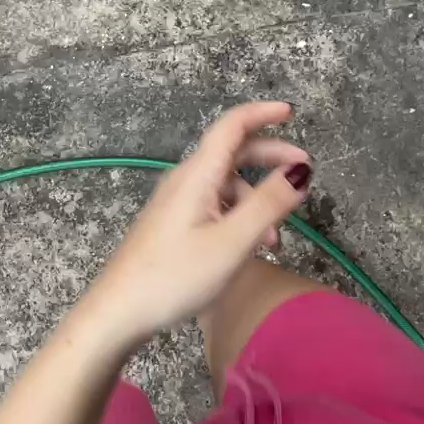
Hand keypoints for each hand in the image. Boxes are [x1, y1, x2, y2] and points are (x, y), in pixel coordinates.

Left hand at [77, 101, 311, 345]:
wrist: (118, 311)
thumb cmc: (175, 276)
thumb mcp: (231, 243)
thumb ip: (268, 204)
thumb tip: (301, 169)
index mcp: (198, 173)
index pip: (232, 125)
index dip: (262, 113)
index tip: (291, 111)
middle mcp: (186, 178)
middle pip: (232, 151)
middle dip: (269, 156)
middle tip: (305, 170)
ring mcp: (177, 201)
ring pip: (225, 184)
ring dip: (256, 200)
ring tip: (276, 239)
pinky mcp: (173, 223)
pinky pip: (214, 205)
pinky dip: (238, 216)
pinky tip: (248, 247)